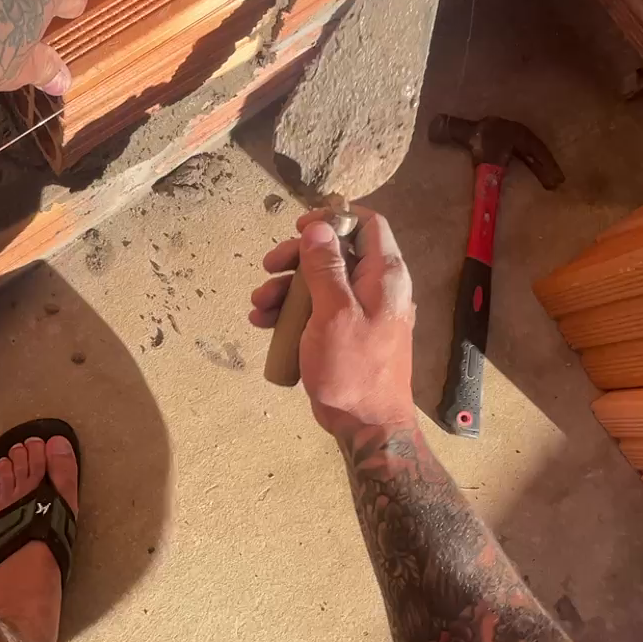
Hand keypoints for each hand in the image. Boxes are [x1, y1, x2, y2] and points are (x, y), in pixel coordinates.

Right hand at [250, 206, 416, 434]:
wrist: (365, 423)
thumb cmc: (353, 368)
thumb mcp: (334, 313)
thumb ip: (326, 268)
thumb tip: (318, 228)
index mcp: (384, 277)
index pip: (368, 224)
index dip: (334, 218)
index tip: (300, 228)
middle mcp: (374, 289)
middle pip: (334, 253)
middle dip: (296, 258)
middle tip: (268, 267)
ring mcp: (357, 312)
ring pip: (317, 283)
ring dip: (284, 289)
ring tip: (258, 305)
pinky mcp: (340, 334)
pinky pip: (313, 311)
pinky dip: (288, 313)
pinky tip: (263, 323)